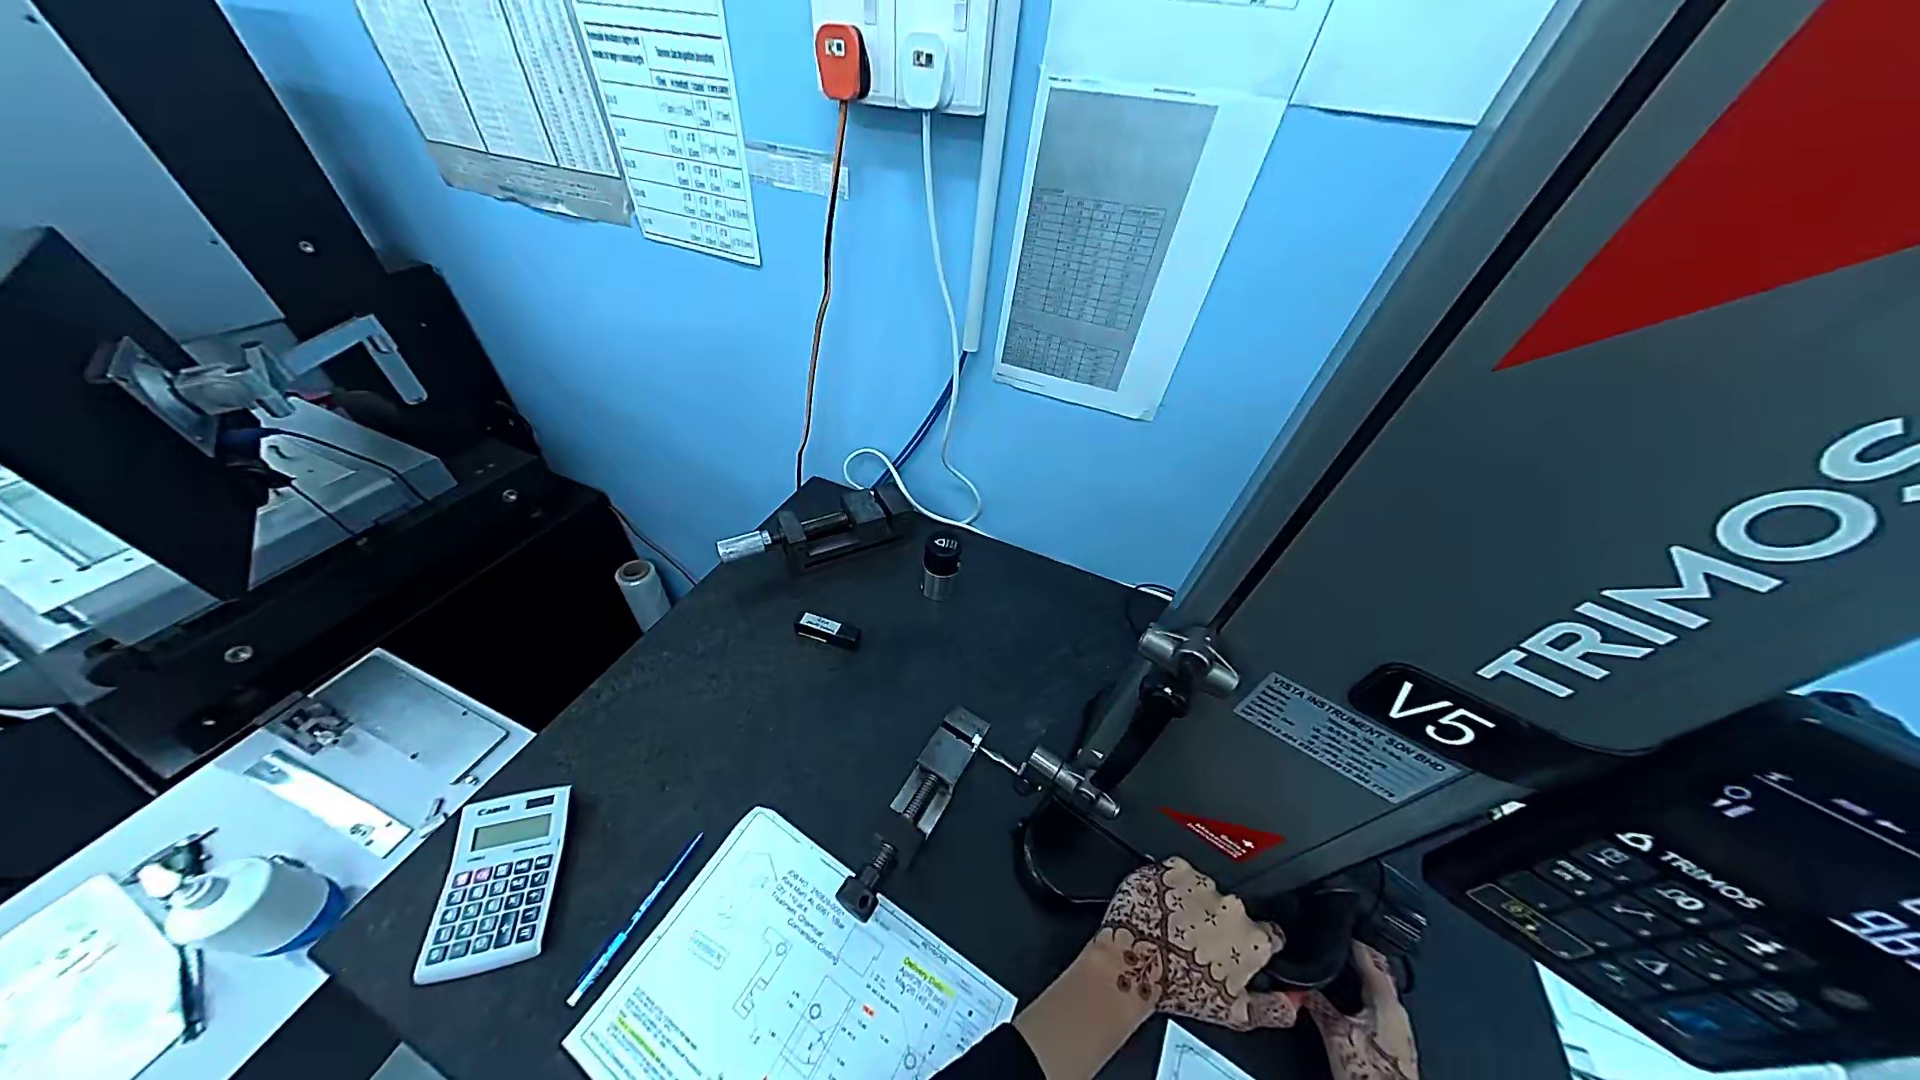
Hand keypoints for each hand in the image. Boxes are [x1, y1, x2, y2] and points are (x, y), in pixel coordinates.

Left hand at [1093, 858, 1300, 1030]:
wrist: (1132, 963)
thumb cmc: (1177, 987)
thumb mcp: (1235, 1014)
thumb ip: (1273, 1008)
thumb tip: (1292, 1001)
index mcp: (1254, 939)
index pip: (1270, 934)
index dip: (1255, 943)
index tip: (1239, 947)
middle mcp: (1233, 905)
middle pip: (1235, 910)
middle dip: (1220, 923)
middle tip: (1196, 940)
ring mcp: (1202, 883)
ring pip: (1205, 889)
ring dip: (1194, 901)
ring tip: (1173, 923)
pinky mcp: (1173, 866)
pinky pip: (1178, 872)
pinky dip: (1171, 884)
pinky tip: (1161, 905)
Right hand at [1305, 943, 1418, 1079]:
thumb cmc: (1373, 1077)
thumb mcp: (1336, 1034)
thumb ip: (1318, 1005)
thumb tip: (1301, 986)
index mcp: (1389, 1003)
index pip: (1372, 958)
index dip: (1353, 940)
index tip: (1337, 927)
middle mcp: (1397, 1013)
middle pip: (1375, 974)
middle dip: (1352, 958)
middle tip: (1329, 945)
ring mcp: (1397, 1030)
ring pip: (1374, 991)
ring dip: (1354, 978)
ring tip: (1330, 969)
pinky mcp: (1392, 1044)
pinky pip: (1373, 1008)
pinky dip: (1357, 997)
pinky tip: (1341, 1002)